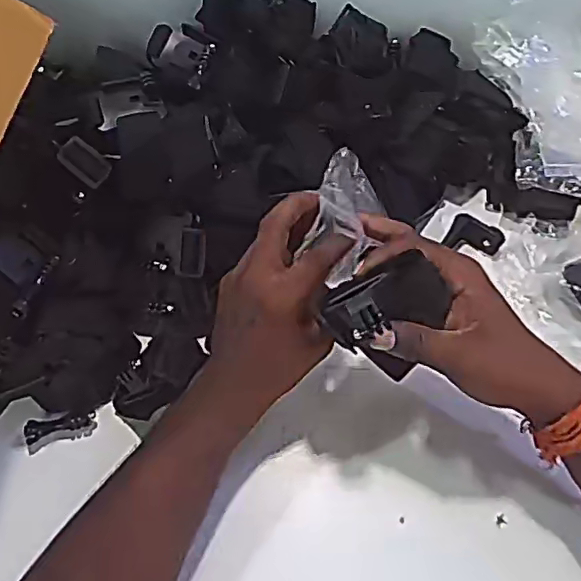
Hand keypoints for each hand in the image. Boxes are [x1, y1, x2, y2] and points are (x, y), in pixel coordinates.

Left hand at [194, 192, 351, 422]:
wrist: (233, 381)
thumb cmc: (270, 369)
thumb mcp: (315, 338)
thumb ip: (327, 303)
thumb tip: (333, 279)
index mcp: (282, 293)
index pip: (316, 254)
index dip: (337, 240)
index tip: (349, 233)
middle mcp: (256, 277)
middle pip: (275, 224)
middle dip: (298, 205)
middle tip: (317, 199)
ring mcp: (239, 276)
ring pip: (262, 236)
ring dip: (285, 224)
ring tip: (307, 219)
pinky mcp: (230, 281)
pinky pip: (254, 253)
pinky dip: (273, 246)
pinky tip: (287, 251)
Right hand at [358, 215, 580, 425]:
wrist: (541, 392)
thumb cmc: (513, 367)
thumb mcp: (455, 354)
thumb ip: (410, 340)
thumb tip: (373, 329)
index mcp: (462, 274)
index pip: (413, 245)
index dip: (382, 252)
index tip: (359, 269)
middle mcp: (458, 275)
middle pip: (412, 243)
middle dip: (381, 234)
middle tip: (350, 227)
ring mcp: (455, 290)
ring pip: (413, 263)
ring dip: (386, 256)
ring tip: (355, 255)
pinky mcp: (450, 308)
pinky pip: (415, 284)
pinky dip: (394, 279)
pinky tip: (377, 290)